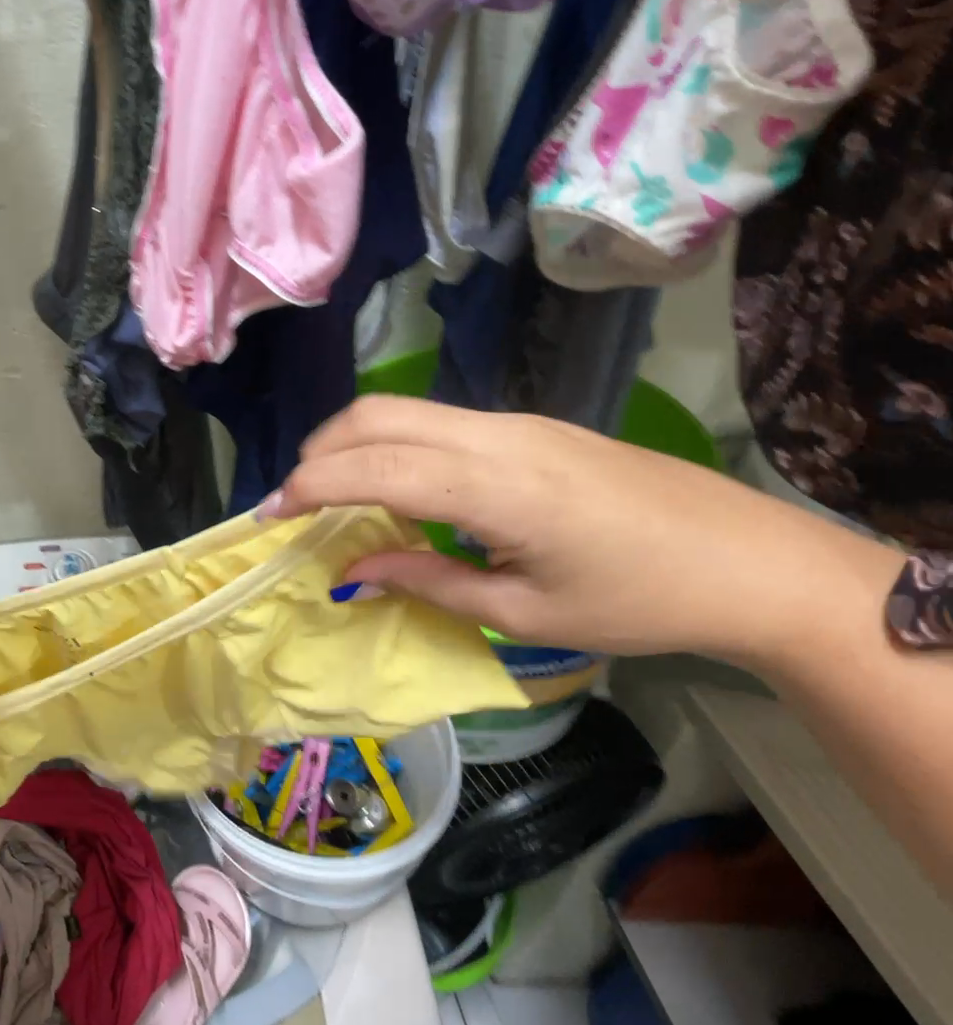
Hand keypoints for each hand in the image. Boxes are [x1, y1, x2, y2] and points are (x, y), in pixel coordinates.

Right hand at [266, 395, 902, 667]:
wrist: (756, 564)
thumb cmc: (640, 602)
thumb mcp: (522, 614)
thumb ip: (424, 583)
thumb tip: (349, 574)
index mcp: (497, 488)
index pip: (374, 467)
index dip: (309, 488)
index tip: (268, 517)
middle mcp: (497, 437)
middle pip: (375, 415)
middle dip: (317, 453)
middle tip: (293, 505)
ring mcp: (514, 423)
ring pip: (400, 410)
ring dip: (349, 445)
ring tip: (333, 498)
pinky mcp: (527, 426)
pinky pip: (433, 422)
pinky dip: (389, 446)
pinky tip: (396, 491)